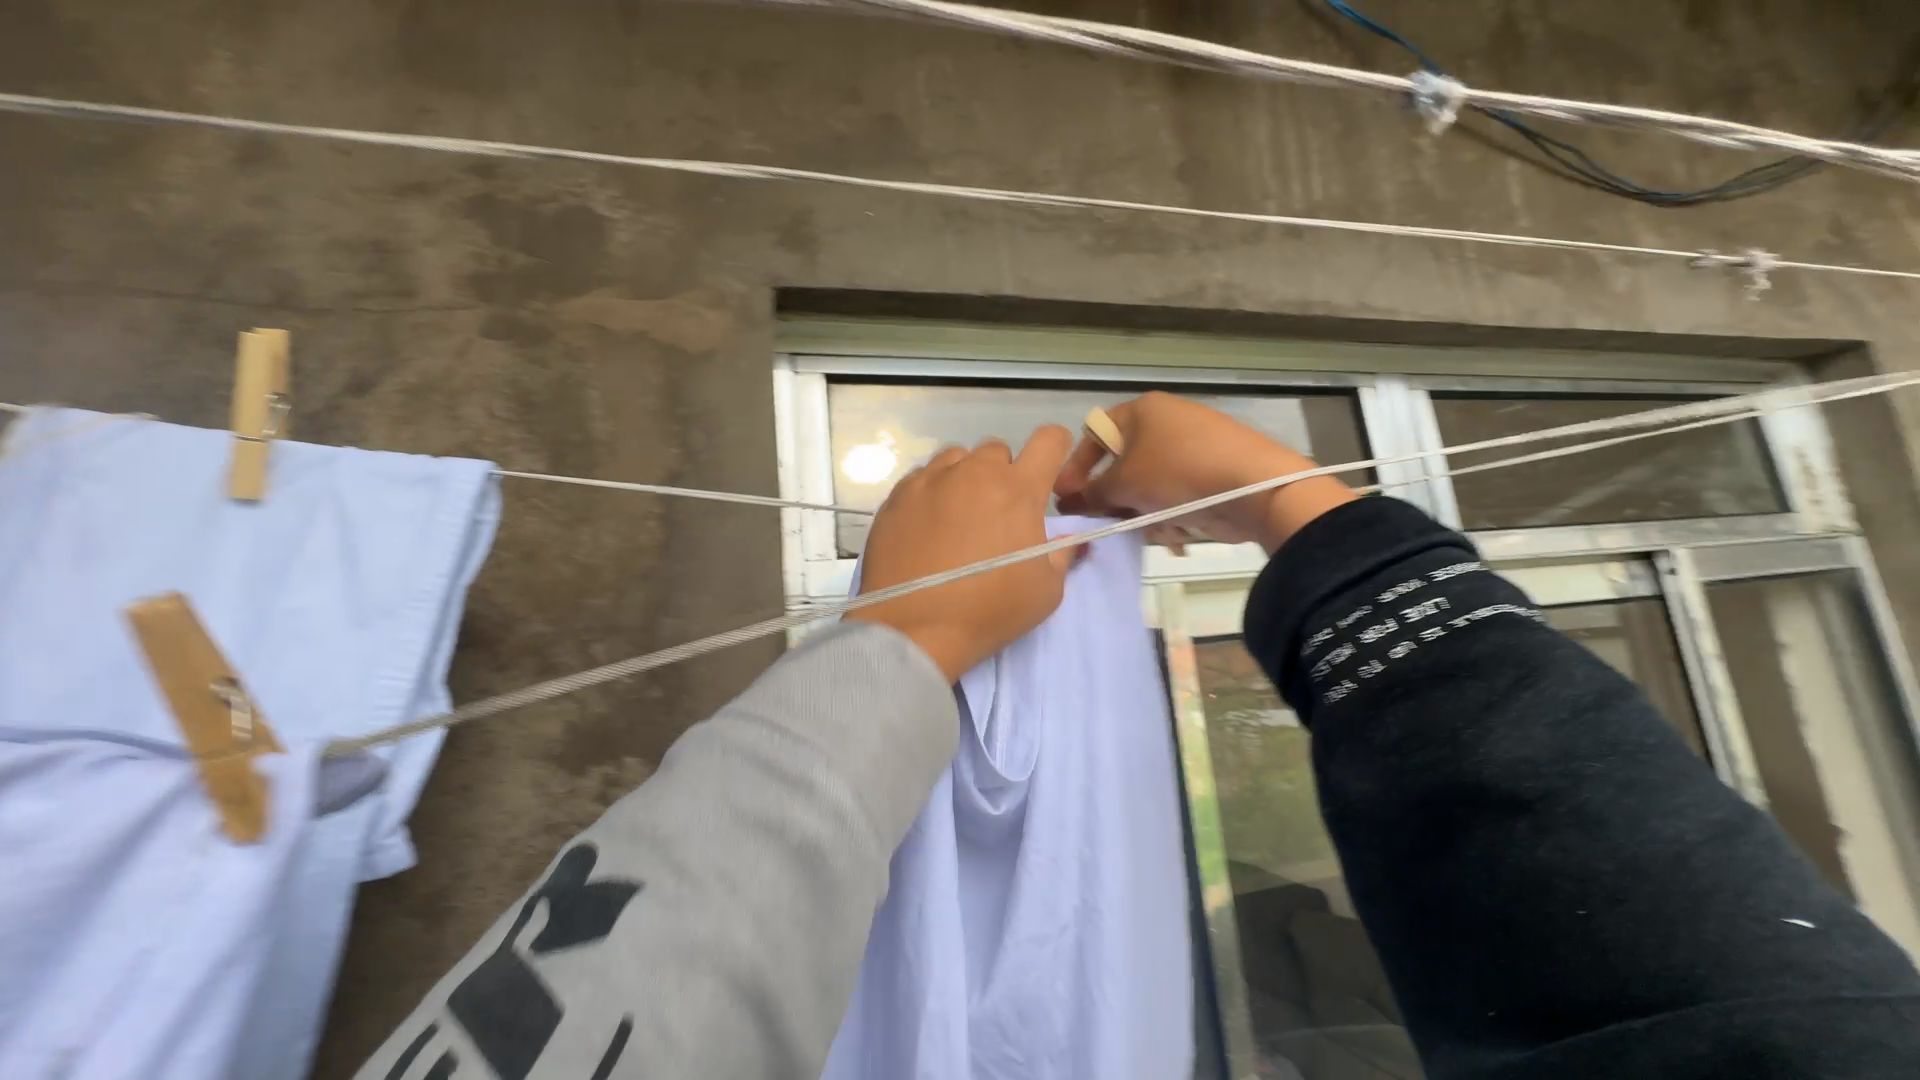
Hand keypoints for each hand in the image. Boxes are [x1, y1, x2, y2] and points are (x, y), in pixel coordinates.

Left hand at [847, 426, 1079, 681]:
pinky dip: (932, 491)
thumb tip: (1070, 539)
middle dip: (1004, 473)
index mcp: (1018, 489)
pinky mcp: (897, 496)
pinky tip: (926, 524)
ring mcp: (931, 480)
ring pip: (956, 459)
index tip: (1050, 471)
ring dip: (965, 478)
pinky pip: (922, 477)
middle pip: (997, 450)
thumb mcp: (1045, 592)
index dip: (1056, 448)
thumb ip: (1061, 555)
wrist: (914, 629)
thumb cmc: (989, 611)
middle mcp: (974, 473)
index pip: (1049, 440)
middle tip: (998, 512)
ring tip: (959, 515)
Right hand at [1053, 392, 1356, 552]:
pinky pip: (1175, 490)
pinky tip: (1167, 530)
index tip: (1066, 498)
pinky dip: (1165, 509)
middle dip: (1108, 492)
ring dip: (1136, 506)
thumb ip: (1090, 493)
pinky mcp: (1214, 468)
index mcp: (1142, 409)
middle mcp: (1167, 419)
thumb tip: (1069, 502)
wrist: (1253, 486)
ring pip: (1148, 480)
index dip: (1075, 467)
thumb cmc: (1177, 473)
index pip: (1094, 434)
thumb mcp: (1123, 484)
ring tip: (1136, 528)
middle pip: (1122, 459)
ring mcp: (1193, 443)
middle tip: (1098, 519)